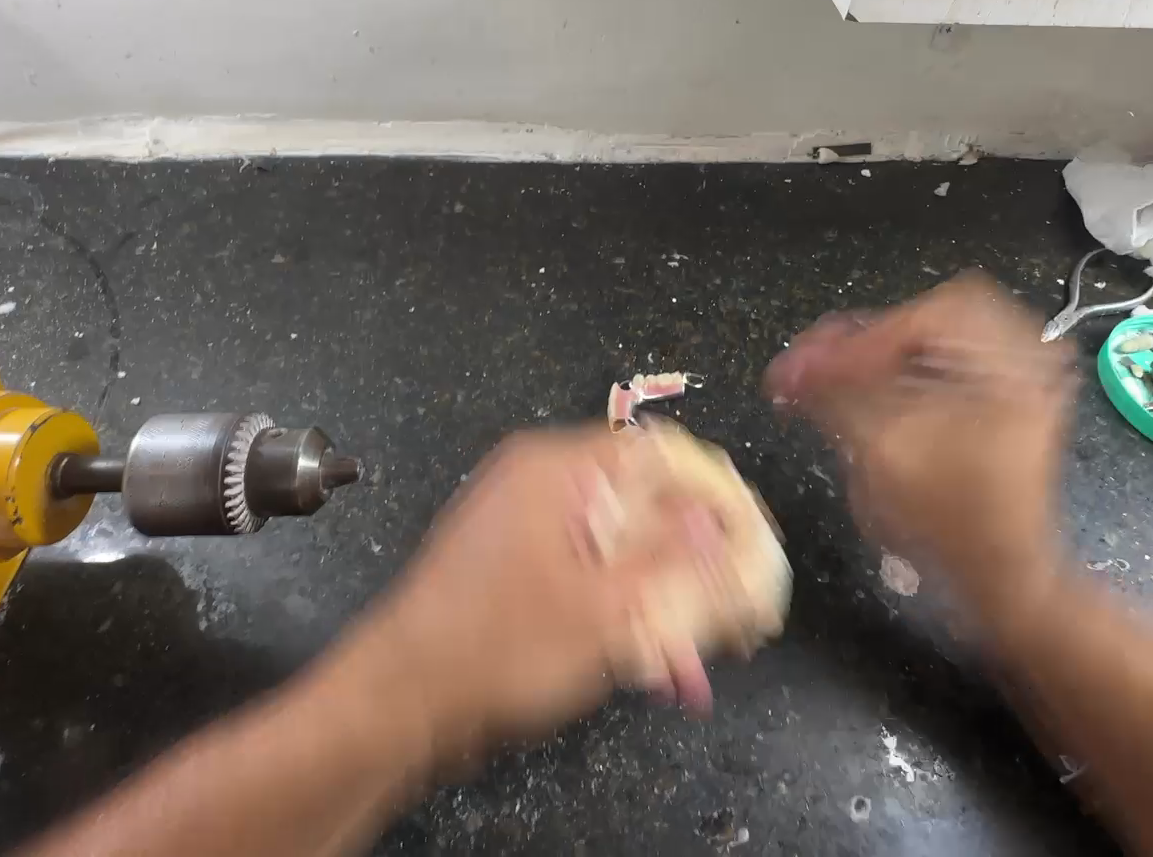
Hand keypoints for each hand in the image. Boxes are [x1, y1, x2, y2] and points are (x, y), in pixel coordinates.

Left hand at [324, 428, 723, 765]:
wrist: (400, 699)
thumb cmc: (494, 649)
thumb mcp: (603, 611)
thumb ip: (675, 564)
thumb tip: (727, 526)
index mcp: (556, 467)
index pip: (661, 453)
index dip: (716, 492)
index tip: (752, 535)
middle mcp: (540, 477)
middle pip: (644, 492)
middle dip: (694, 543)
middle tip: (735, 588)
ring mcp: (526, 514)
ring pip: (621, 529)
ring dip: (665, 572)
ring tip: (703, 622)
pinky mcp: (519, 552)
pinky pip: (592, 554)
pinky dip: (627, 586)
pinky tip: (653, 633)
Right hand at [764, 272, 1074, 639]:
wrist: (1004, 574)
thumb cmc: (951, 522)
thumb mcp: (885, 454)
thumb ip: (835, 398)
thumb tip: (788, 366)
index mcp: (1010, 365)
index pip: (924, 320)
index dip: (860, 341)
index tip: (810, 367)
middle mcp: (1025, 356)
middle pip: (929, 316)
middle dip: (867, 337)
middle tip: (817, 362)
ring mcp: (1018, 373)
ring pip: (934, 333)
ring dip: (878, 349)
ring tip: (830, 372)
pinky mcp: (1002, 392)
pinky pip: (944, 357)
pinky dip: (900, 366)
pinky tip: (864, 383)